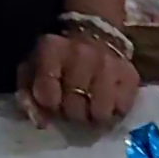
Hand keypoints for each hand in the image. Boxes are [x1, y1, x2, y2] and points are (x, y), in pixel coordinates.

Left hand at [16, 30, 139, 127]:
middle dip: (74, 115)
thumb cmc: (62, 59)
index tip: (54, 104)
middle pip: (75, 108)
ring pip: (101, 113)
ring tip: (93, 111)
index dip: (50, 107)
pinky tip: (109, 105)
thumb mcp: (35, 68)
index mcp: (52, 49)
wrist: (97, 35)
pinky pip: (122, 110)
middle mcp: (81, 55)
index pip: (47, 95)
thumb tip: (40, 122)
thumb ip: (28, 94)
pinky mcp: (130, 78)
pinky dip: (115, 113)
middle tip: (76, 109)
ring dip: (95, 118)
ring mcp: (109, 67)